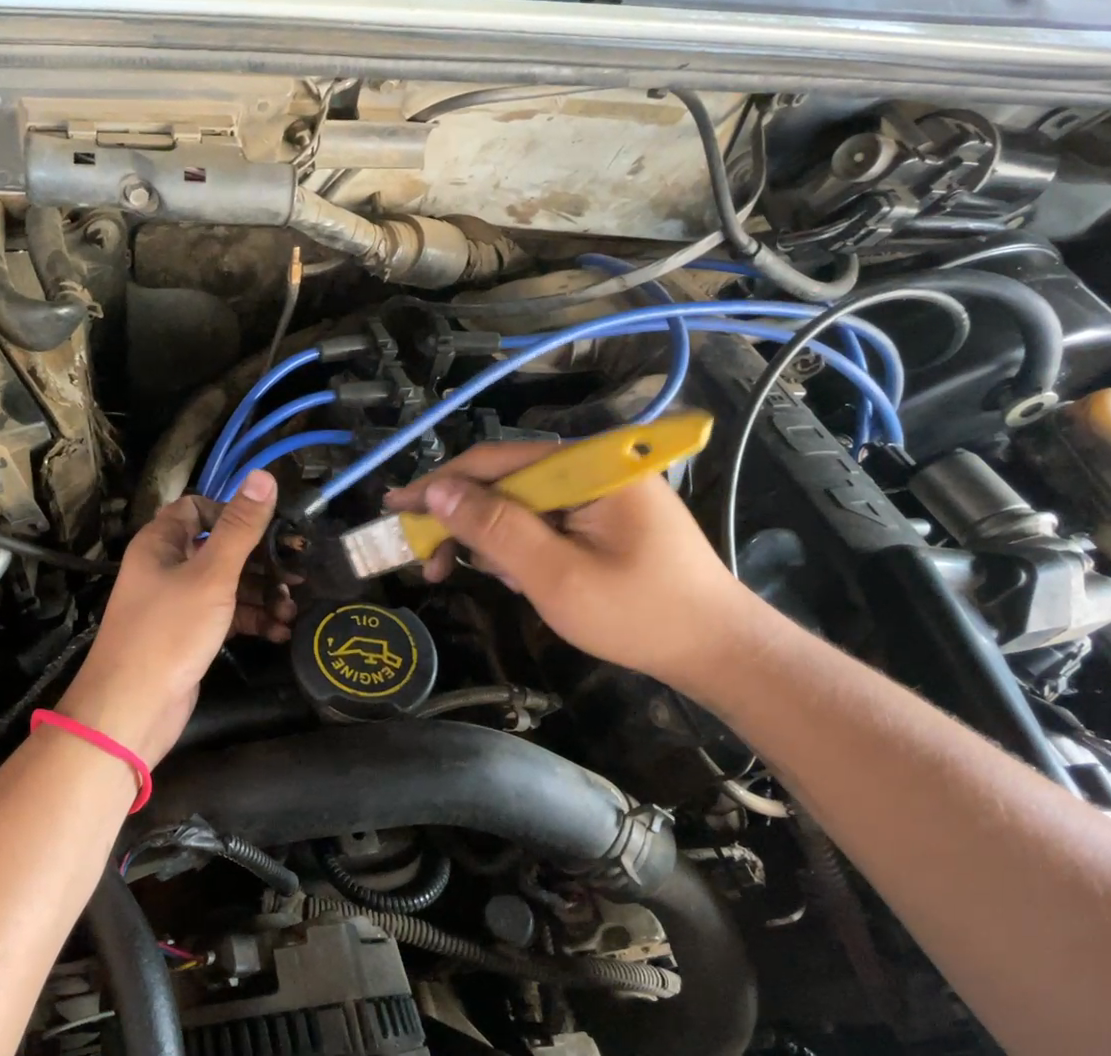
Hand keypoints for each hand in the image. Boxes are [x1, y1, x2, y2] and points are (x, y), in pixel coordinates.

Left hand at [58, 470, 289, 763]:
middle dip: (260, 561)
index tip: (270, 528)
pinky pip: (226, 616)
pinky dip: (251, 620)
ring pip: (227, 585)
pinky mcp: (189, 635)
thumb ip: (240, 528)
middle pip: (220, 548)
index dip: (233, 512)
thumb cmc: (168, 632)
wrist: (133, 707)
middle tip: (299, 574)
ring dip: (262, 594)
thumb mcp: (211, 575)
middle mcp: (166, 567)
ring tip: (293, 610)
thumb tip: (262, 474)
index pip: (197, 508)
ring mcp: (177, 603)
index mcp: (160, 543)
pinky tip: (280, 631)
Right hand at [385, 443, 771, 688]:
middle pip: (503, 480)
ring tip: (461, 575)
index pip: (494, 459)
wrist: (717, 651)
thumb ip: (495, 528)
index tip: (393, 508)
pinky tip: (511, 577)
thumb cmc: (638, 615)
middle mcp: (593, 467)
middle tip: (424, 560)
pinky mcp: (602, 518)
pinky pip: (541, 521)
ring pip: (517, 503)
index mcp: (590, 466)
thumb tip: (436, 491)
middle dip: (459, 519)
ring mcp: (599, 493)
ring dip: (484, 538)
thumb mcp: (555, 576)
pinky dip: (514, 547)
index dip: (437, 484)